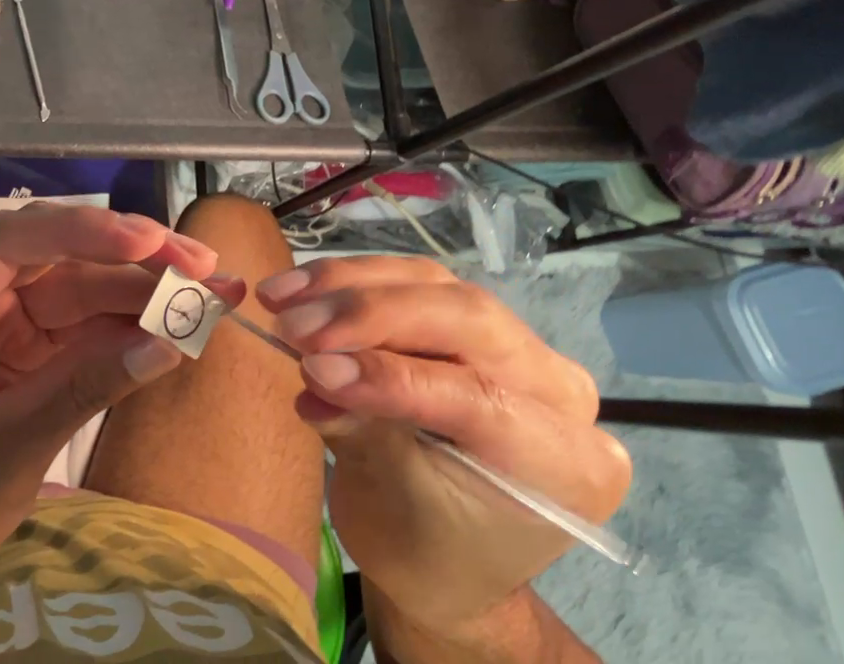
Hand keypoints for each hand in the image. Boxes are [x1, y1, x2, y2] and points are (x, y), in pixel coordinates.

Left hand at [0, 204, 232, 578]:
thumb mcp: (8, 449)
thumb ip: (84, 389)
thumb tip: (169, 345)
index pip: (3, 244)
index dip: (78, 232)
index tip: (149, 241)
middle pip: (48, 250)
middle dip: (126, 254)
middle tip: (202, 264)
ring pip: (73, 279)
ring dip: (140, 285)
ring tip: (212, 292)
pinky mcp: (19, 336)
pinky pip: (80, 316)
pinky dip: (127, 319)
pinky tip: (176, 319)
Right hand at [256, 258, 631, 641]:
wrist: (438, 560)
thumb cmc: (423, 550)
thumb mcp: (392, 503)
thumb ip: (362, 430)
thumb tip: (316, 372)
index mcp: (565, 459)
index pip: (479, 396)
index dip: (390, 377)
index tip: (312, 369)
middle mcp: (556, 389)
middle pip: (464, 317)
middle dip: (367, 313)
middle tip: (289, 325)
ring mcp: (516, 347)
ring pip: (432, 285)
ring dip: (347, 284)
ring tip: (277, 296)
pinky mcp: (470, 324)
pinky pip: (412, 285)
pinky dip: (349, 283)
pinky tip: (298, 288)